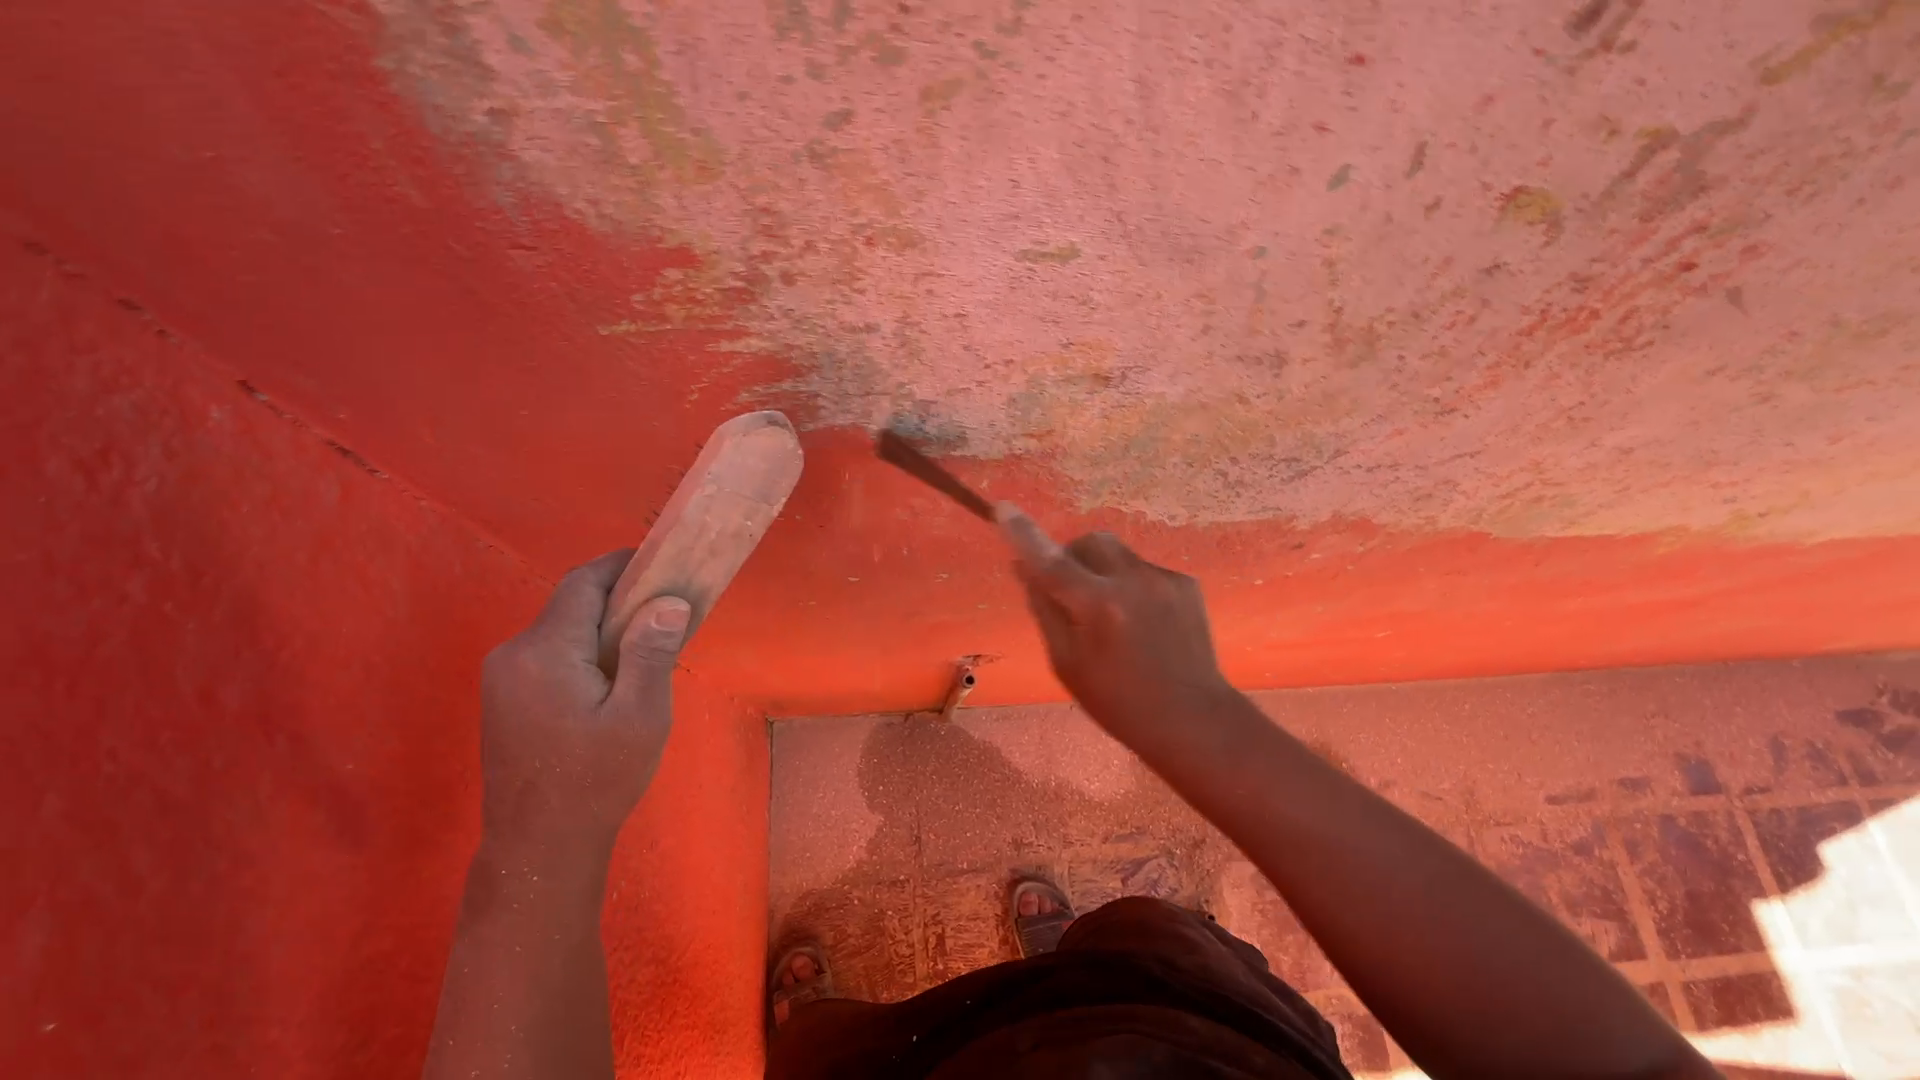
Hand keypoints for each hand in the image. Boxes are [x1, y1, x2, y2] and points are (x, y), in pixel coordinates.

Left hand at [477, 550, 690, 861]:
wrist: (539, 847)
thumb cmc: (597, 780)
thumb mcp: (640, 717)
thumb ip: (650, 652)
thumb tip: (668, 600)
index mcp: (545, 651)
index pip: (583, 583)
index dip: (622, 566)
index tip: (662, 566)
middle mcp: (513, 653)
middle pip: (570, 605)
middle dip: (617, 601)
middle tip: (664, 617)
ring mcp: (502, 678)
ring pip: (559, 631)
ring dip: (600, 630)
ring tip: (644, 654)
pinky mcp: (503, 699)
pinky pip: (548, 656)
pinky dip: (582, 654)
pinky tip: (609, 684)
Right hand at [998, 505, 1233, 740]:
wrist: (1192, 718)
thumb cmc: (1117, 701)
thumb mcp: (1067, 663)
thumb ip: (1044, 610)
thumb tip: (1023, 568)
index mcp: (1098, 606)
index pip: (1051, 561)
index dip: (1024, 534)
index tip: (1003, 507)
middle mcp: (1132, 581)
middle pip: (1090, 542)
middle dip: (1072, 556)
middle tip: (1069, 591)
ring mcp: (1164, 579)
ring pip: (1118, 554)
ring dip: (1103, 571)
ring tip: (1112, 615)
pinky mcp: (1186, 583)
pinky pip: (1144, 569)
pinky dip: (1131, 585)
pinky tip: (1142, 623)